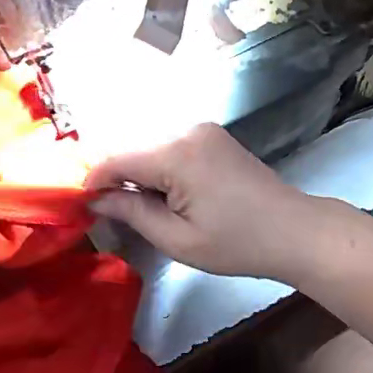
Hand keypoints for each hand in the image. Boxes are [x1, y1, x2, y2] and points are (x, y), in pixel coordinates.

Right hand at [87, 123, 327, 280]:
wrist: (294, 230)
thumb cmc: (237, 243)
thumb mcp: (177, 238)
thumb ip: (132, 212)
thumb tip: (97, 199)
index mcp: (177, 155)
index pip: (117, 159)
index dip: (93, 180)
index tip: (78, 201)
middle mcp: (186, 131)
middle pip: (132, 149)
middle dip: (113, 176)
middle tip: (102, 208)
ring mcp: (202, 130)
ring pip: (149, 147)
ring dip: (135, 172)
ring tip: (130, 204)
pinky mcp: (211, 136)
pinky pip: (169, 146)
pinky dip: (155, 166)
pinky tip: (158, 192)